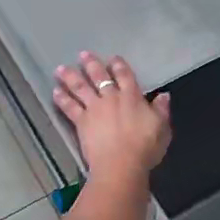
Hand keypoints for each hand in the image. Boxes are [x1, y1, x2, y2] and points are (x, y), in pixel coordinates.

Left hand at [51, 52, 171, 186]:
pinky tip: (55, 92)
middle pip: (99, 77)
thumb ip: (161, 110)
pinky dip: (62, 99)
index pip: (125, 75)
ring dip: (71, 77)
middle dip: (91, 64)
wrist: (121, 164)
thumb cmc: (145, 148)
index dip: (119, 65)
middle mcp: (111, 98)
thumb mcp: (162, 128)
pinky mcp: (81, 122)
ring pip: (80, 87)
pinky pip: (69, 107)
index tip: (113, 58)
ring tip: (61, 68)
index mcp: (132, 97)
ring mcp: (94, 108)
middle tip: (83, 54)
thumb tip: (164, 95)